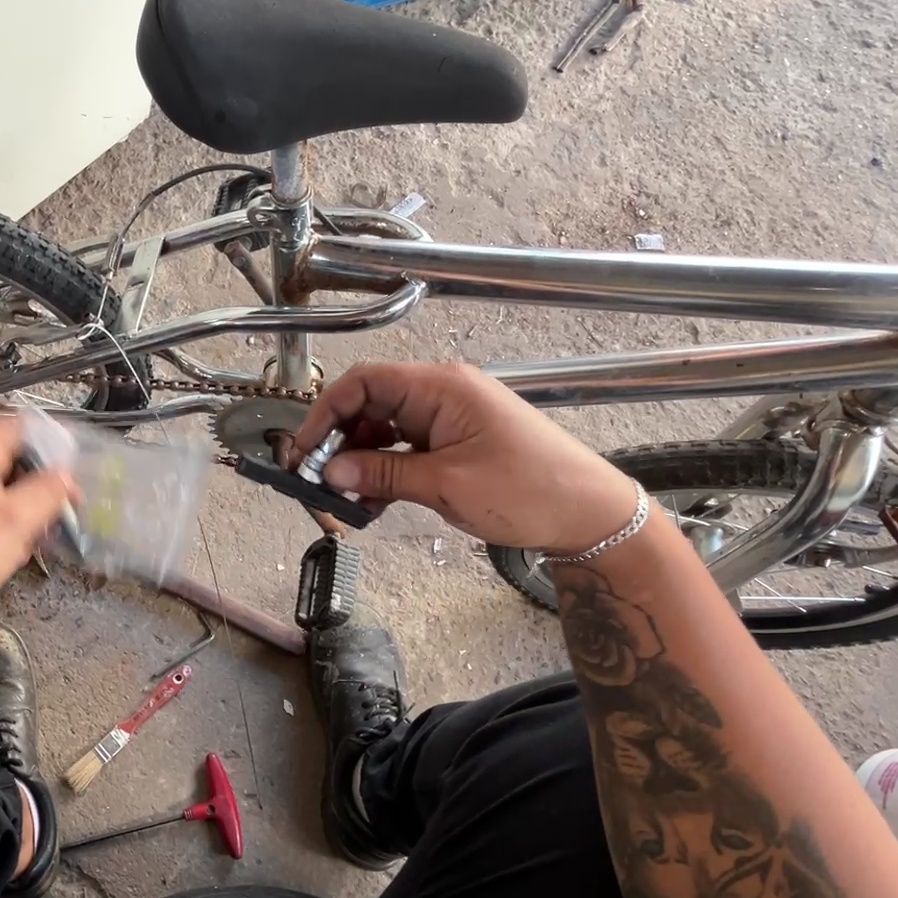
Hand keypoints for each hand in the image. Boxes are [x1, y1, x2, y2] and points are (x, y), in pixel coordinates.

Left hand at [0, 418, 73, 637]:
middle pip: (13, 458)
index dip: (54, 442)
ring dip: (26, 508)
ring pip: (2, 488)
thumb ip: (48, 490)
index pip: (21, 426)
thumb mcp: (15, 521)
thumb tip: (67, 474)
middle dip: (42, 482)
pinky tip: (13, 550)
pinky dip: (6, 525)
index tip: (76, 466)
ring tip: (36, 536)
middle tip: (64, 507)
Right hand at [292, 362, 636, 552]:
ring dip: (358, 464)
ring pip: (381, 432)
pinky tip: (371, 503)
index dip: (326, 412)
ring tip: (346, 501)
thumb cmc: (531, 490)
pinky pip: (401, 451)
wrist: (591, 516)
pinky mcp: (451, 444)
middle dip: (338, 442)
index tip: (306, 449)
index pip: (364, 381)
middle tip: (319, 481)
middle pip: (368, 406)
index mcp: (441, 387)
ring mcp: (446, 420)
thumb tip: (330, 473)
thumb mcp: (446, 484)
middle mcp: (440, 395)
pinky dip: (381, 474)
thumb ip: (381, 475)